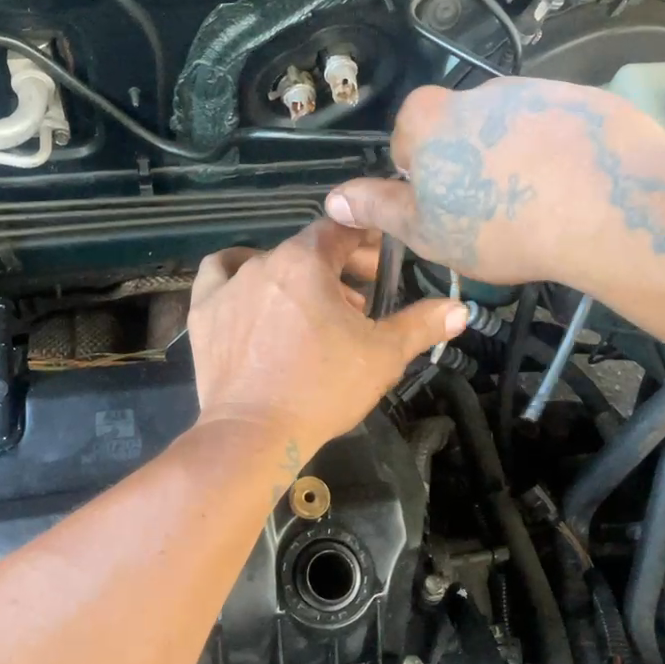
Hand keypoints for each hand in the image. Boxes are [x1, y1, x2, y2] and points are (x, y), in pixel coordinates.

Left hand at [188, 218, 466, 450]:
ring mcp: (229, 286)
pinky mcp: (204, 313)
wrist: (254, 433)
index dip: (366, 242)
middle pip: (308, 249)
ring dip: (297, 279)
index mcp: (306, 262)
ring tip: (314, 311)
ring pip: (270, 265)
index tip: (382, 265)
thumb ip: (421, 325)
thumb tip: (460, 308)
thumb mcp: (382, 355)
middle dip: (339, 268)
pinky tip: (251, 288)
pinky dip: (238, 275)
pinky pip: (219, 275)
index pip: (341, 230)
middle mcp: (264, 262)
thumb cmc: (323, 388)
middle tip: (361, 301)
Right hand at [324, 77, 664, 286]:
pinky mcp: (582, 99)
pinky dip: (558, 154)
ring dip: (514, 160)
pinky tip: (572, 191)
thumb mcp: (426, 231)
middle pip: (459, 132)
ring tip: (537, 206)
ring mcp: (534, 91)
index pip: (407, 140)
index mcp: (430, 120)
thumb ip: (378, 208)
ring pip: (509, 131)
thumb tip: (334, 197)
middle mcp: (478, 93)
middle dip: (468, 166)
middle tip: (489, 213)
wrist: (609, 207)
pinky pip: (556, 129)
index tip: (444, 209)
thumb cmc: (501, 226)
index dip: (421, 179)